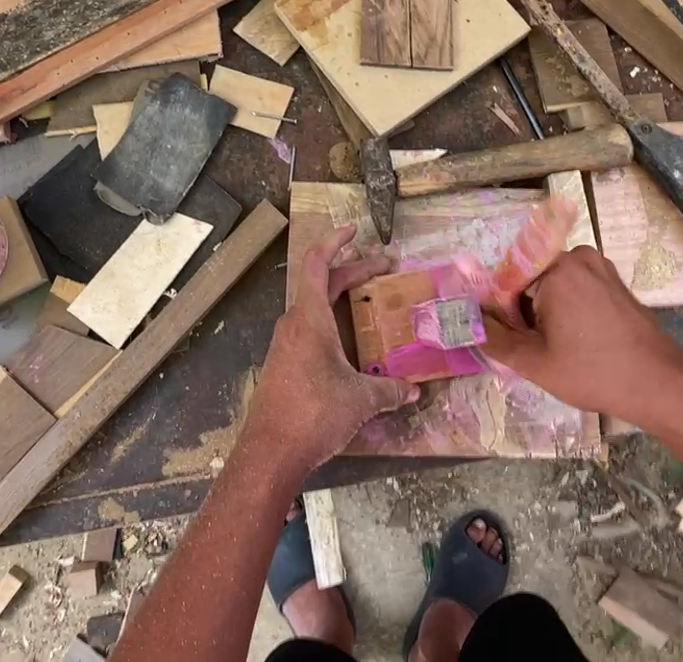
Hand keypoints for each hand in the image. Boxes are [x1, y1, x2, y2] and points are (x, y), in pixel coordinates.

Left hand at [245, 225, 419, 469]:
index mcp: (310, 318)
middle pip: (321, 282)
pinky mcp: (283, 364)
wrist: (270, 452)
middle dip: (353, 269)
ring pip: (314, 306)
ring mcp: (285, 344)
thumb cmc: (314, 414)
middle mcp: (294, 324)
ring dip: (340, 295)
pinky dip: (332, 320)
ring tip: (369, 298)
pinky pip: (309, 328)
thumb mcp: (360, 400)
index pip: (316, 264)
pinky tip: (350, 340)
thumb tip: (413, 391)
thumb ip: (389, 390)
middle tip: (385, 266)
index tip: (354, 230)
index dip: (334, 241)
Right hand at [482, 246, 682, 421]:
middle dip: (521, 309)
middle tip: (529, 345)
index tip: (505, 338)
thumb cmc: (593, 371)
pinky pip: (573, 285)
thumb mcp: (534, 361)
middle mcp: (577, 256)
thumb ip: (494, 339)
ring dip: (541, 309)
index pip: (505, 278)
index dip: (498, 310)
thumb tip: (470, 322)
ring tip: (551, 345)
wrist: (660, 383)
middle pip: (528, 276)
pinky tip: (572, 338)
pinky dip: (563, 307)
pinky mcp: (612, 280)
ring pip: (550, 282)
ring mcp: (599, 266)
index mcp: (556, 268)